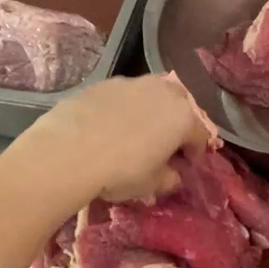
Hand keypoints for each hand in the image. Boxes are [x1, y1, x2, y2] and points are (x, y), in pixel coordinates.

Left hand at [9, 75, 215, 204]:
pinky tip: (108, 125)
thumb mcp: (150, 185)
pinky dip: (122, 107)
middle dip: (177, 120)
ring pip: (150, 92)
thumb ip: (168, 179)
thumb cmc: (120, 171)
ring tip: (137, 130)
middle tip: (165, 141)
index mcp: (182, 117)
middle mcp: (161, 92)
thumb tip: (173, 176)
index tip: (186, 165)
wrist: (68, 151)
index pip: (199, 134)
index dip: (195, 152)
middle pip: (179, 103)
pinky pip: (122, 94)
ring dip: (150, 109)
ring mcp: (130, 82)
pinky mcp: (102, 83)